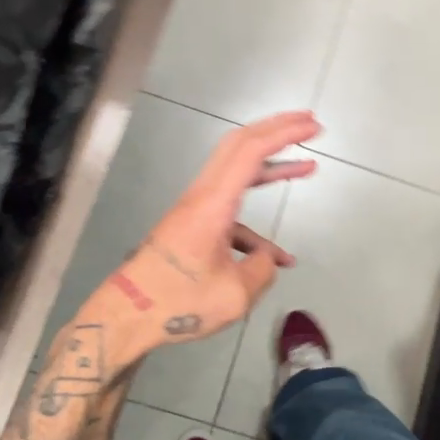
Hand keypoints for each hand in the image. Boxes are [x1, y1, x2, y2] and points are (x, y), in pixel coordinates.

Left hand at [108, 111, 319, 348]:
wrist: (126, 316)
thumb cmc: (178, 302)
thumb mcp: (235, 295)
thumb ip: (261, 270)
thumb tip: (266, 260)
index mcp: (213, 203)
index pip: (252, 151)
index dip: (285, 134)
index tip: (313, 128)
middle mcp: (202, 196)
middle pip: (240, 146)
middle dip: (276, 130)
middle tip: (309, 123)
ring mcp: (194, 209)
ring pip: (236, 175)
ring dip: (272, 170)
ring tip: (308, 168)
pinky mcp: (191, 227)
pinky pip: (231, 214)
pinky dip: (256, 227)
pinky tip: (275, 257)